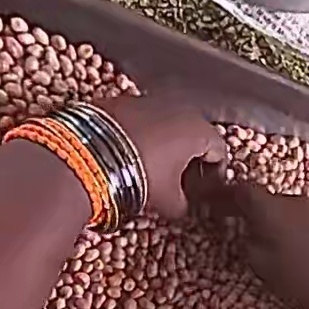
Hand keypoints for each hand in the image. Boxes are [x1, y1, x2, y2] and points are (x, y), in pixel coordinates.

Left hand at [95, 95, 225, 218]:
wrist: (88, 156)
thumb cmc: (140, 177)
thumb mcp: (168, 202)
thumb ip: (184, 206)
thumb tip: (184, 208)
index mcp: (198, 129)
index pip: (220, 150)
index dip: (216, 173)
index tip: (205, 189)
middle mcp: (178, 107)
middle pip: (195, 134)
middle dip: (191, 158)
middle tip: (182, 182)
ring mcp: (148, 100)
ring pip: (168, 124)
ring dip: (167, 146)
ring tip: (156, 170)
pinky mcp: (121, 100)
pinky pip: (143, 120)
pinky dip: (144, 136)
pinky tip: (133, 156)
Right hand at [188, 168, 308, 308]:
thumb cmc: (300, 279)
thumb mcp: (262, 266)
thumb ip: (248, 243)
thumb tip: (244, 232)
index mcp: (270, 209)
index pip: (240, 189)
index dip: (222, 193)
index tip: (210, 200)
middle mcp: (292, 201)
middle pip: (263, 198)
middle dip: (246, 208)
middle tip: (232, 221)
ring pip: (284, 209)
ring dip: (270, 219)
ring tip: (263, 238)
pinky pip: (302, 218)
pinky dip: (290, 226)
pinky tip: (291, 245)